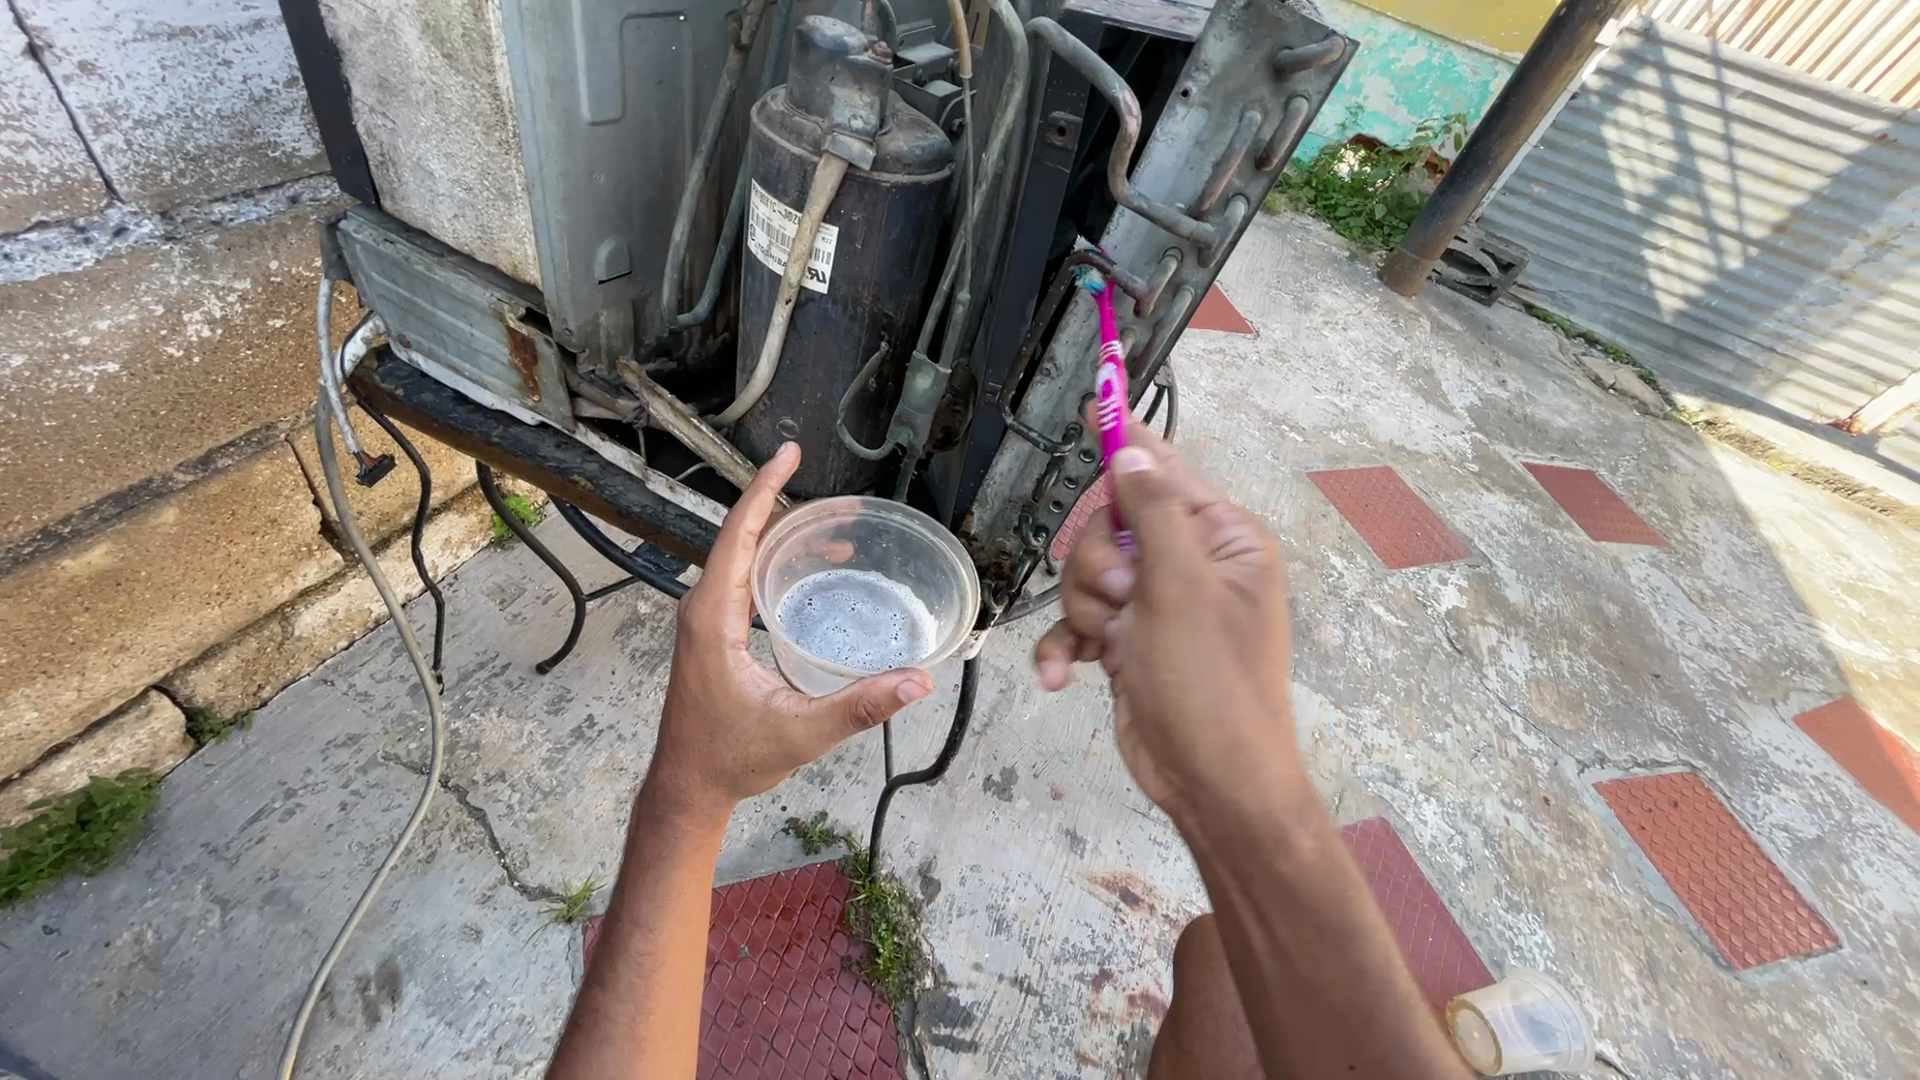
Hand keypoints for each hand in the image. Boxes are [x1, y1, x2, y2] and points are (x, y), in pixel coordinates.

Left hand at [651, 443, 933, 813]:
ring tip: (840, 535)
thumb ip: (858, 706)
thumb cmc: (731, 758)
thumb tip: (917, 681)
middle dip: (789, 508)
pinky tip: (813, 575)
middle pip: (744, 537)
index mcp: (713, 616)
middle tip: (843, 503)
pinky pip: (745, 581)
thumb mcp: (800, 731)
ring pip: (745, 559)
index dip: (764, 490)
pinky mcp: (714, 635)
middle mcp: (703, 608)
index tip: (789, 454)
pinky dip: (779, 564)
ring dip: (787, 538)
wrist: (688, 788)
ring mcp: (706, 620)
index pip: (738, 534)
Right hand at [1033, 423, 1295, 825]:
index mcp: (1222, 540)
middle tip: (1124, 601)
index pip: (1165, 473)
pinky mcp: (1127, 644)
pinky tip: (1063, 676)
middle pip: (1108, 528)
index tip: (1093, 403)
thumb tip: (1132, 454)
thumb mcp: (1183, 591)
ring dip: (1087, 612)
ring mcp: (1154, 607)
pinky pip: (1080, 625)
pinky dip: (1068, 648)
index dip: (1127, 441)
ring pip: (1086, 576)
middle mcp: (1188, 565)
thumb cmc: (1209, 683)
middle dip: (1099, 567)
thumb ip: (1154, 515)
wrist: (1211, 784)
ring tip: (1115, 648)